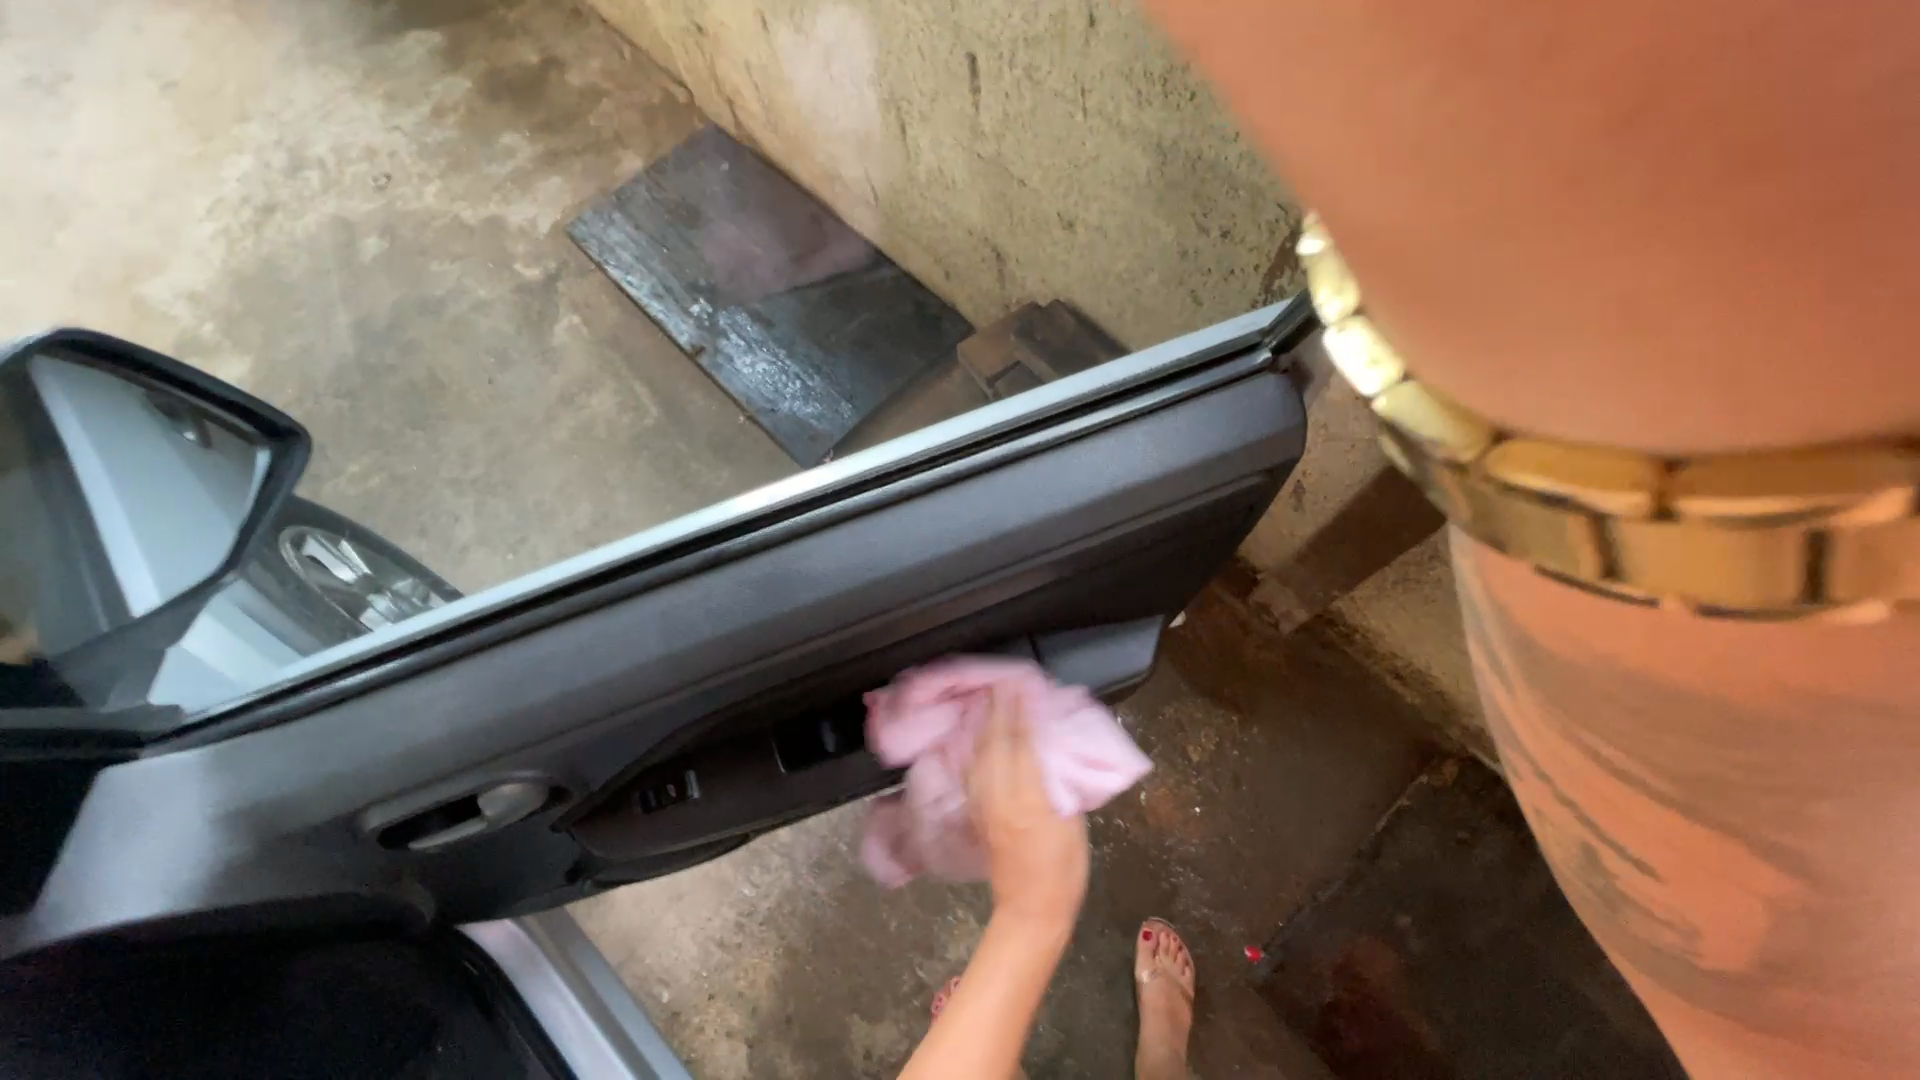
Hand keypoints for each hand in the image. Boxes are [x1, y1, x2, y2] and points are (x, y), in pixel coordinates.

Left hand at [968, 686, 1089, 929]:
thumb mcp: (1072, 824)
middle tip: (1000, 685)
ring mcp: (984, 806)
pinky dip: (975, 750)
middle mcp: (1001, 797)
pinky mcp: (976, 816)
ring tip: (986, 704)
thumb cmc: (1064, 871)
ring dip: (983, 727)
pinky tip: (976, 740)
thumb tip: (1049, 754)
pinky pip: (972, 773)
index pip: (1023, 745)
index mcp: (1031, 800)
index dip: (1021, 713)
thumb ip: (1057, 786)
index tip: (1020, 687)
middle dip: (997, 712)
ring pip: (979, 757)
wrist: (1032, 910)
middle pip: (995, 745)